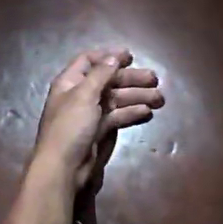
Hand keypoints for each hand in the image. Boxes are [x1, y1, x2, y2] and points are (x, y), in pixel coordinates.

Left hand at [30, 49, 163, 193]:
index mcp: (71, 82)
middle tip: (154, 79)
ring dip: (137, 96)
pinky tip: (147, 111)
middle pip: (108, 80)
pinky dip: (131, 112)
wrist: (63, 166)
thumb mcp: (84, 95)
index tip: (130, 56)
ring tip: (159, 98)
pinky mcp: (99, 130)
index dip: (108, 57)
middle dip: (131, 78)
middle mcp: (80, 94)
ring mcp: (90, 113)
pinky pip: (118, 116)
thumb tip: (113, 58)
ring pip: (117, 98)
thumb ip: (100, 75)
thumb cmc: (70, 126)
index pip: (89, 61)